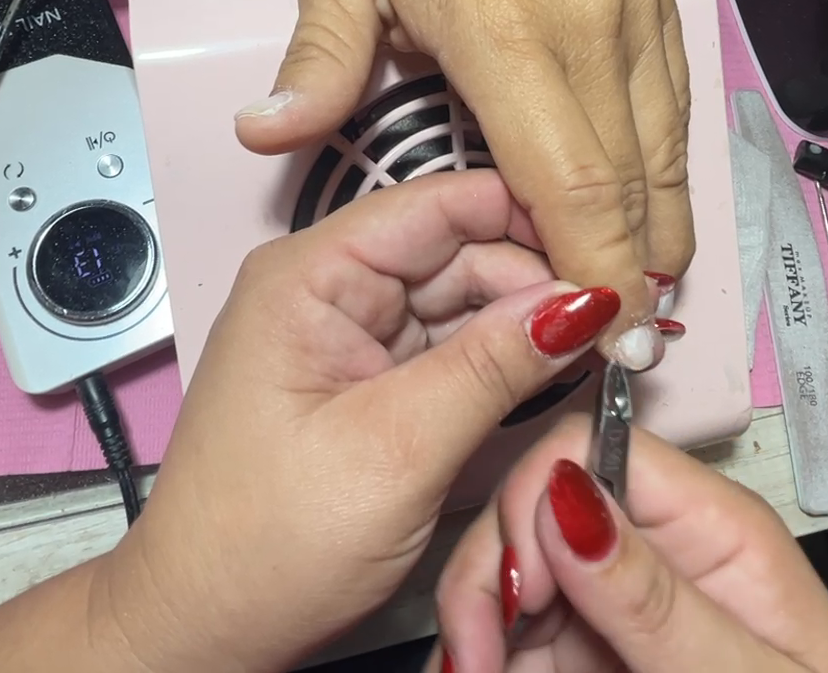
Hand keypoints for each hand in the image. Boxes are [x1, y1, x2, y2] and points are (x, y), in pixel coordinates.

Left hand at [94, 171, 645, 672]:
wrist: (209, 623)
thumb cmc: (260, 544)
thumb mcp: (394, 450)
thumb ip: (490, 367)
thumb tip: (577, 302)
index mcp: (311, 273)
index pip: (436, 204)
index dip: (525, 213)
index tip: (604, 245)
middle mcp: (331, 284)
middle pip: (458, 247)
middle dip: (537, 277)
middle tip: (618, 316)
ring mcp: (354, 328)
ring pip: (463, 295)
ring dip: (527, 319)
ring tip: (598, 345)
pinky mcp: (374, 371)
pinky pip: (453, 341)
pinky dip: (503, 355)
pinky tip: (550, 368)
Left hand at [233, 0, 692, 370]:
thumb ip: (318, 61)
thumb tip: (265, 133)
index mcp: (505, 31)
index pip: (567, 178)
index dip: (588, 268)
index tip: (595, 334)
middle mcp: (591, 33)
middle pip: (629, 188)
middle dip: (629, 277)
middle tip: (620, 345)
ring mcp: (639, 22)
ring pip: (667, 161)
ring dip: (656, 239)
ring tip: (635, 302)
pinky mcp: (662, 14)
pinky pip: (674, 122)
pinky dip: (663, 186)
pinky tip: (645, 224)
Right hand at [435, 416, 827, 672]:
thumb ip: (658, 598)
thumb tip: (568, 493)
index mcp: (707, 521)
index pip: (595, 445)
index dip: (536, 494)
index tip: (517, 584)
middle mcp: (648, 542)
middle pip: (533, 500)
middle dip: (490, 563)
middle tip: (472, 652)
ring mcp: (608, 592)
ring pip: (507, 558)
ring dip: (473, 608)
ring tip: (467, 669)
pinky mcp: (580, 641)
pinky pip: (508, 622)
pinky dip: (478, 643)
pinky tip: (472, 666)